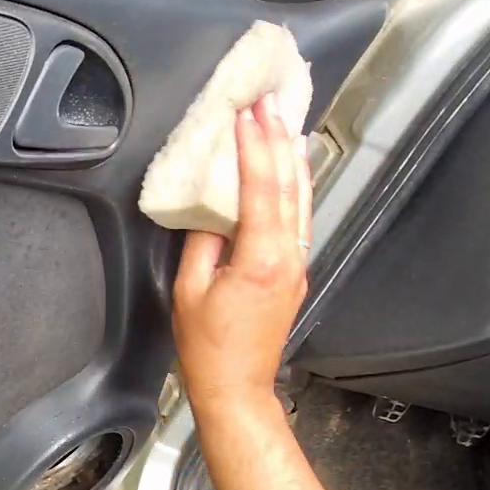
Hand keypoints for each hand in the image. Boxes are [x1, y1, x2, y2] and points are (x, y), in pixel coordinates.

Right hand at [173, 93, 311, 415]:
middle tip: (271, 102)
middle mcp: (288, 257)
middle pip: (290, 185)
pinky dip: (293, 188)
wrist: (237, 387)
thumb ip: (202, 244)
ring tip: (285, 123)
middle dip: (280, 139)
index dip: (253, 147)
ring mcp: (296, 266)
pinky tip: (288, 171)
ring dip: (292, 158)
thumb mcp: (188, 292)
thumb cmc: (207, 348)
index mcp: (261, 259)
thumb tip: (212, 212)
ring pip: (301, 200)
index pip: (261, 188)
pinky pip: (297, 220)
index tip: (246, 114)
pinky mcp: (293, 275)